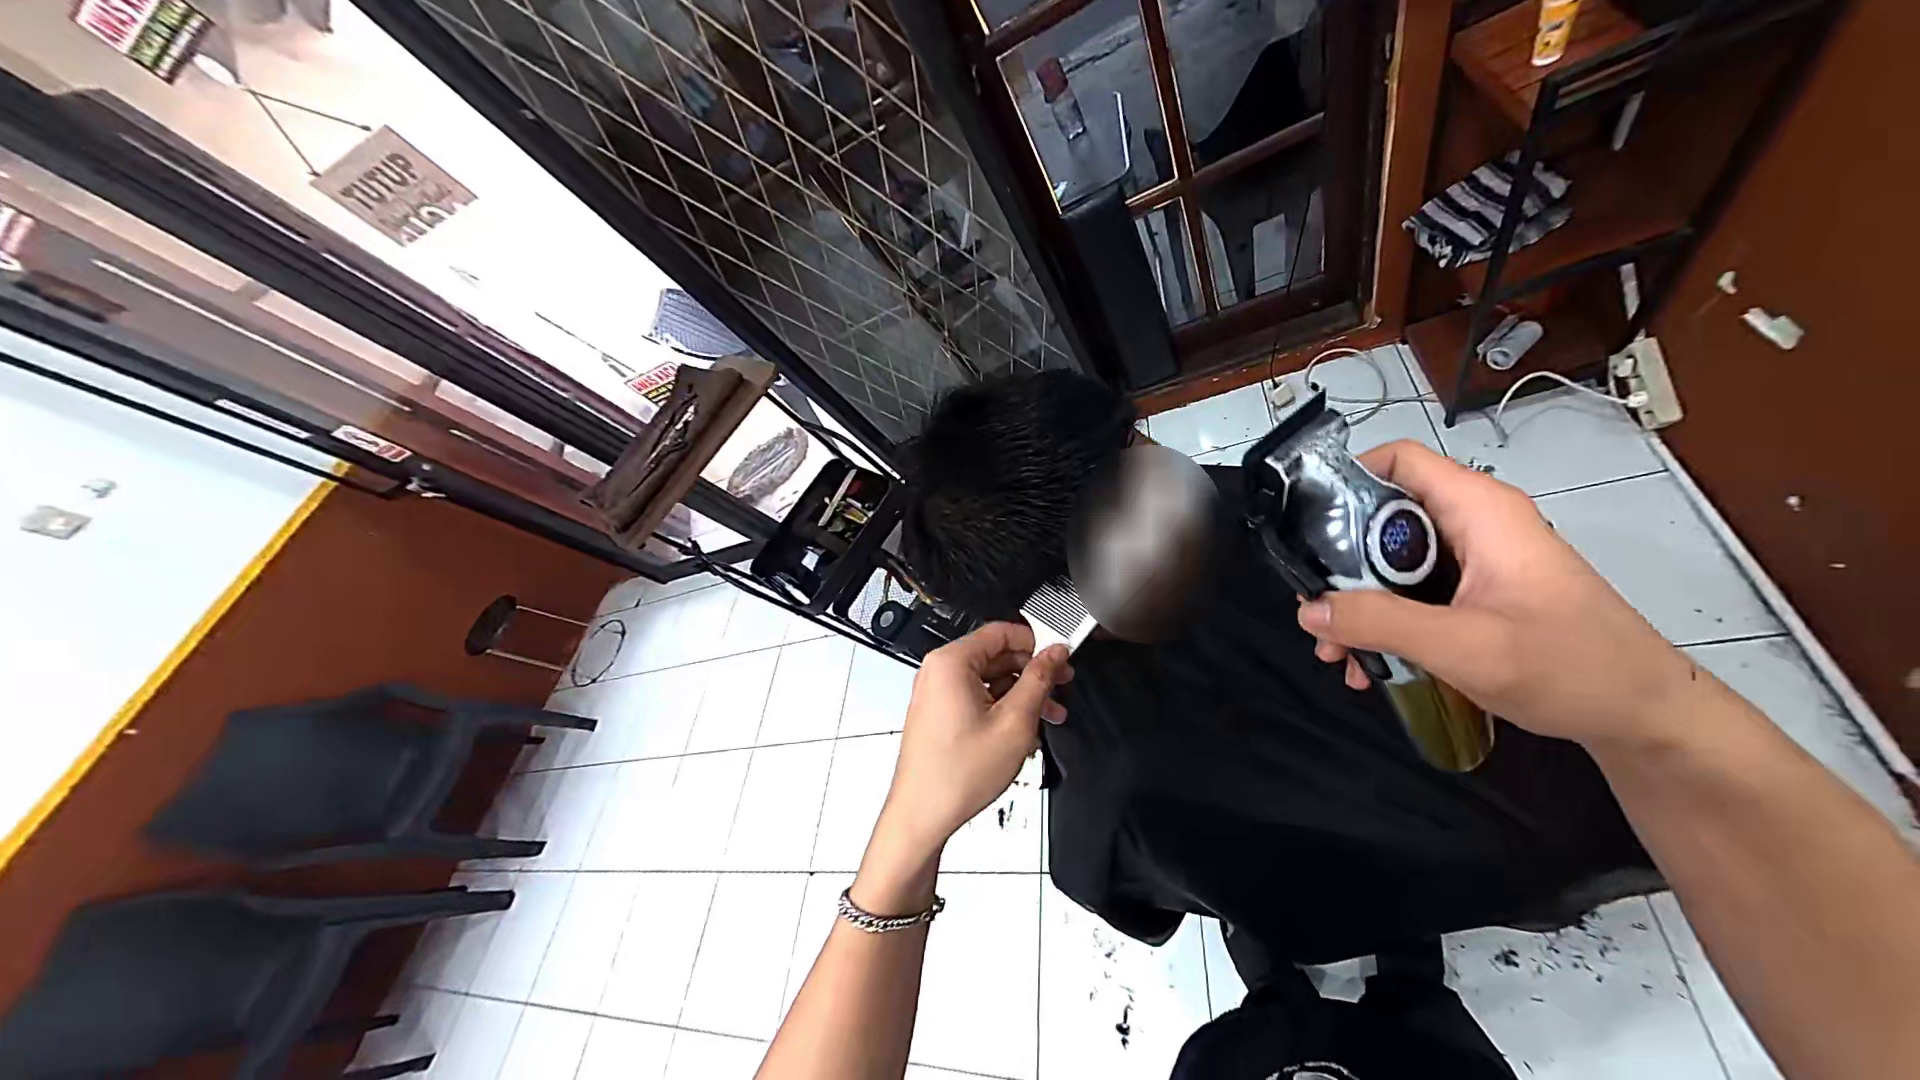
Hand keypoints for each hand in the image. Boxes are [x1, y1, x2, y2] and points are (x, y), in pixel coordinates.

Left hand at [852, 624, 1072, 912]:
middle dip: (1032, 672)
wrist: (923, 814)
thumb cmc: (955, 775)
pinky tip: (1024, 729)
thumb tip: (1054, 655)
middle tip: (1059, 686)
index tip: (1058, 656)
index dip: (1036, 642)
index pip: (1001, 632)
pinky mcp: (939, 713)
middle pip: (996, 655)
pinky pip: (977, 697)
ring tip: (1048, 714)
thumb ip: (1039, 680)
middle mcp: (938, 672)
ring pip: (989, 679)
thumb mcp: (1014, 722)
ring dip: (1021, 694)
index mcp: (951, 663)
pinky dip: (1002, 707)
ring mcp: (937, 694)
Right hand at [1296, 440, 1696, 749]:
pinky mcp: (1468, 592)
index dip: (1343, 478)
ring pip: (1386, 561)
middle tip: (1314, 605)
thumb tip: (1309, 610)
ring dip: (1353, 602)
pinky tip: (1367, 663)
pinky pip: (1406, 592)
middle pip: (1379, 516)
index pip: (1396, 460)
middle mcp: (1470, 525)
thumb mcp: (1465, 645)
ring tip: (1336, 650)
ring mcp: (1470, 561)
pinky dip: (1379, 621)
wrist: (1643, 716)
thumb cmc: (1573, 668)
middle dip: (1337, 563)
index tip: (1304, 525)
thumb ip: (1379, 623)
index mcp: (1479, 511)